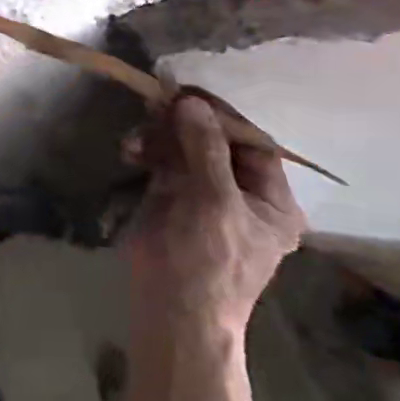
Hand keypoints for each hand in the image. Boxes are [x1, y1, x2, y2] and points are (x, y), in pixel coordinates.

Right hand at [125, 94, 306, 334]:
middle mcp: (238, 189)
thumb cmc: (210, 261)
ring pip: (182, 143)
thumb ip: (205, 147)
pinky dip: (145, 147)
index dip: (222, 115)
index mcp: (269, 197)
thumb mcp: (216, 202)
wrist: (172, 308)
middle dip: (184, 120)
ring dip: (159, 132)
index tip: (189, 93)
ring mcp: (201, 190)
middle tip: (155, 101)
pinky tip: (130, 149)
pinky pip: (159, 157)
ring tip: (137, 134)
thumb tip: (190, 101)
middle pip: (213, 138)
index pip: (251, 141)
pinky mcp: (169, 193)